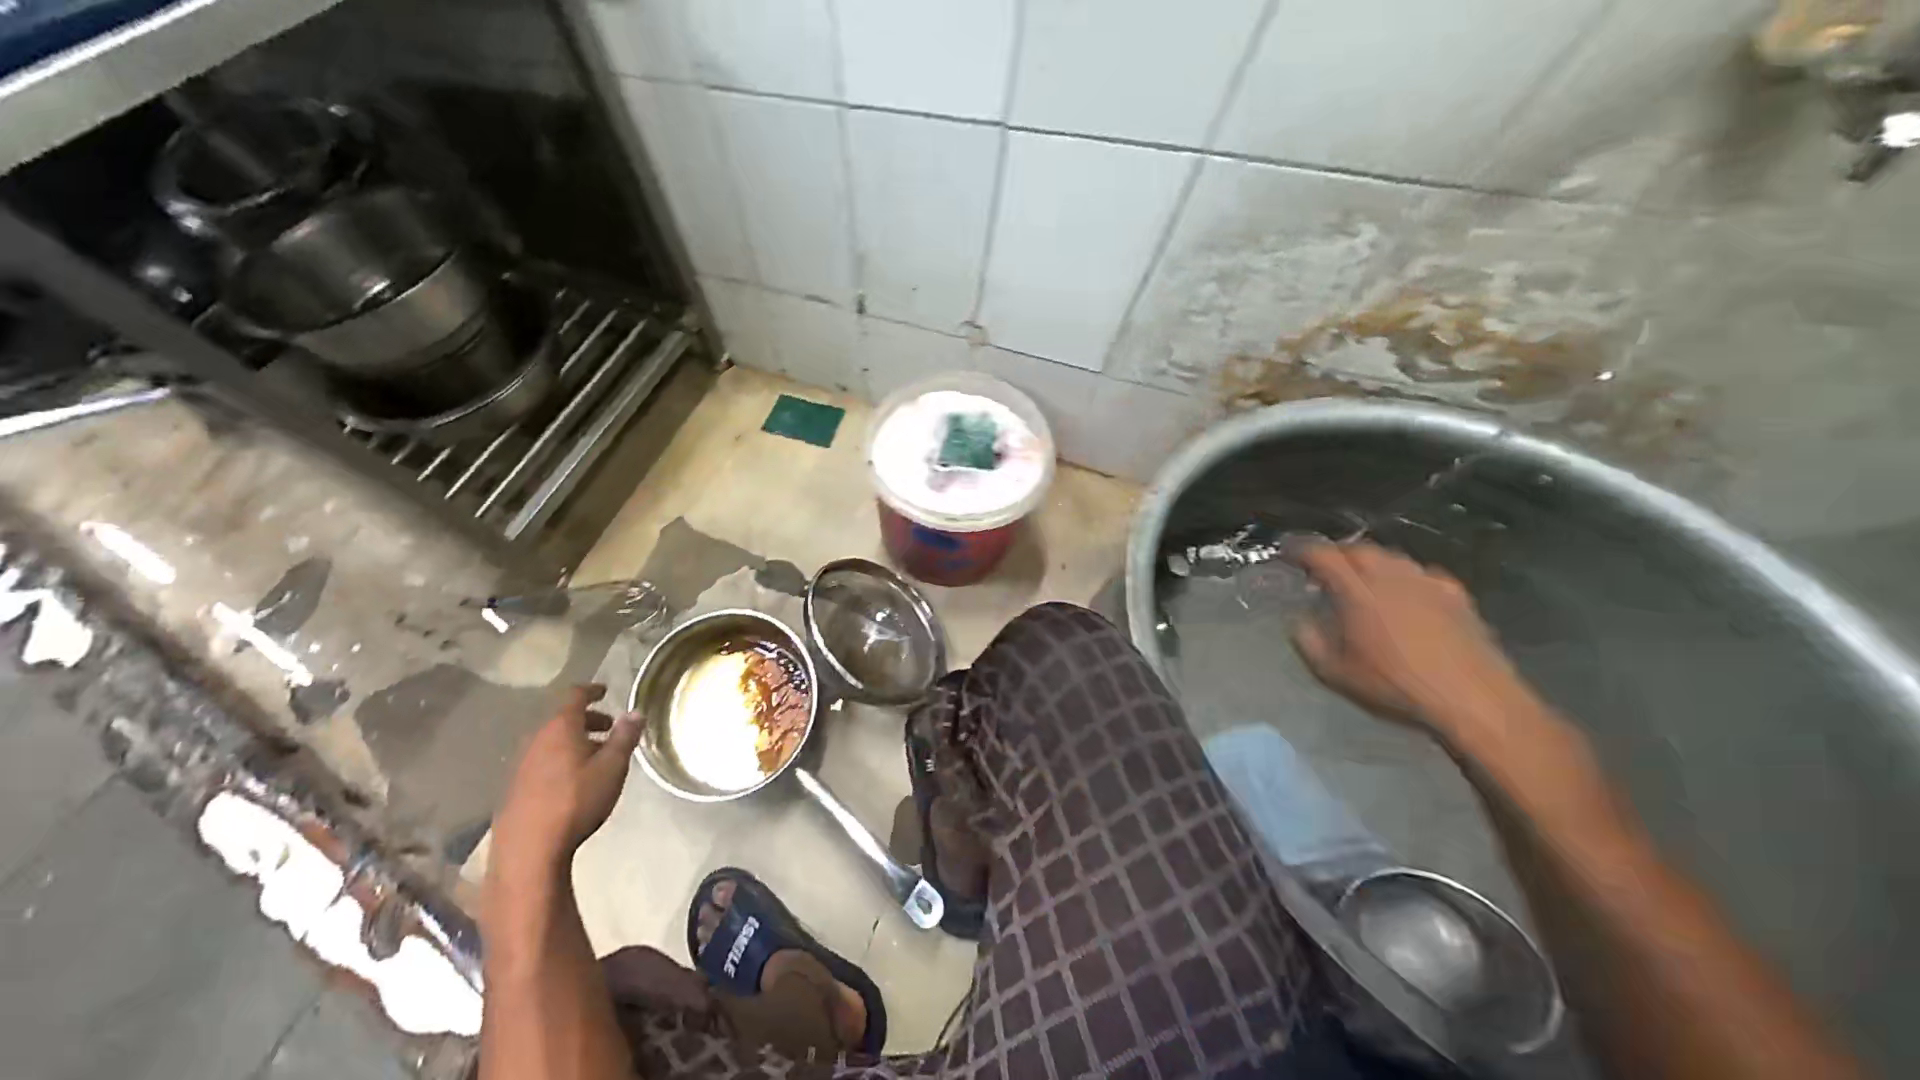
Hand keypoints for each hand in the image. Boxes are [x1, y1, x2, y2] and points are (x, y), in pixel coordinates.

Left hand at [488, 685, 642, 882]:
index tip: (604, 691)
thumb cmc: (577, 800)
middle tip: (609, 728)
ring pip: (551, 742)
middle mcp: (536, 739)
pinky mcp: (513, 788)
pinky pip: (541, 761)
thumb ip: (625, 737)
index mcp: (560, 728)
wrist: (528, 850)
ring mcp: (521, 764)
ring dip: (573, 741)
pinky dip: (559, 759)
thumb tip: (636, 712)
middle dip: (587, 720)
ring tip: (594, 757)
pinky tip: (571, 781)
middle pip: (562, 719)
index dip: (591, 690)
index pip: (575, 696)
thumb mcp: (612, 767)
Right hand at [1291, 541, 1523, 741]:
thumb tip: (1298, 622)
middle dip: (1336, 553)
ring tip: (1361, 577)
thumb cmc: (1395, 687)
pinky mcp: (1456, 595)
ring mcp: (1427, 583)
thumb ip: (1309, 642)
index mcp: (1357, 592)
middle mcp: (1391, 578)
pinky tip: (1405, 592)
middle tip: (1323, 567)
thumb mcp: (1336, 673)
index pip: (1323, 556)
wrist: (1472, 700)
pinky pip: (1422, 573)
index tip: (1288, 553)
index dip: (1301, 550)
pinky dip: (1404, 576)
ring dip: (1370, 561)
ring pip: (1391, 558)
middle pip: (1358, 549)